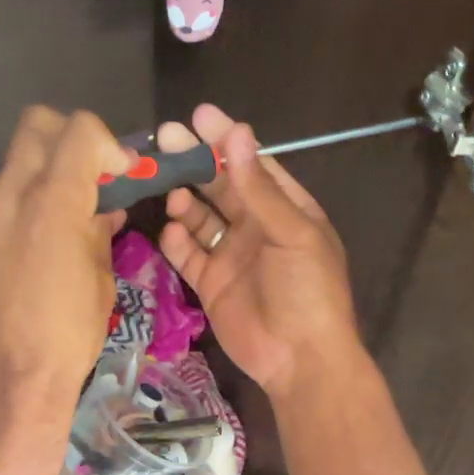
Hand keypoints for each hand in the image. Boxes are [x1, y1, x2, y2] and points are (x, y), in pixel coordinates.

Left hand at [0, 107, 131, 406]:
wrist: (11, 379)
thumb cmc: (69, 334)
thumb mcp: (101, 280)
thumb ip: (99, 230)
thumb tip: (103, 209)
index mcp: (52, 200)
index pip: (80, 130)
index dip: (108, 145)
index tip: (120, 176)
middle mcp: (8, 194)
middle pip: (37, 127)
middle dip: (70, 143)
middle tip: (89, 180)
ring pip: (13, 169)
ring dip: (41, 181)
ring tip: (58, 226)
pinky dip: (17, 213)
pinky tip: (29, 255)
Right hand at [156, 104, 359, 399]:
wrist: (299, 358)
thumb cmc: (308, 291)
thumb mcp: (292, 234)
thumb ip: (261, 188)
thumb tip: (238, 133)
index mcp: (286, 210)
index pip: (253, 165)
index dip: (227, 141)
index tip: (200, 116)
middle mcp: (257, 228)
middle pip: (222, 186)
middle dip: (197, 162)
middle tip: (167, 137)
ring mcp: (232, 256)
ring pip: (201, 217)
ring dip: (184, 199)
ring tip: (165, 184)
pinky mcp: (211, 284)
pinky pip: (188, 255)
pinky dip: (176, 241)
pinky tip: (170, 230)